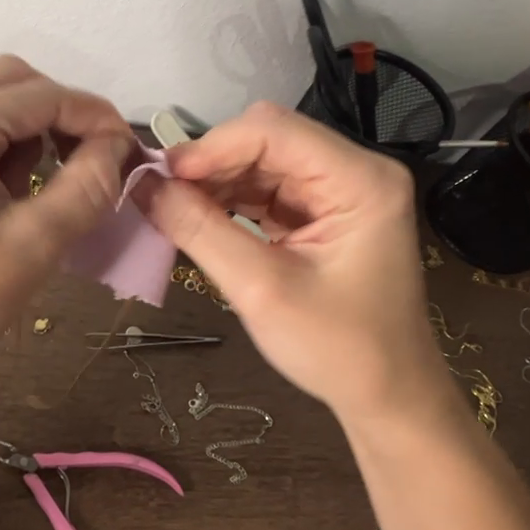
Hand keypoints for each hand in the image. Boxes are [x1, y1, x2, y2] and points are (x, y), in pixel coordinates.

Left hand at [0, 56, 135, 421]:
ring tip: (56, 186)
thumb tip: (120, 147)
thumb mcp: (32, 245)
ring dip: (32, 131)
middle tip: (98, 160)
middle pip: (8, 82)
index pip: (36, 95)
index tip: (130, 150)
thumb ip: (87, 185)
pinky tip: (18, 194)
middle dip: (61, 113)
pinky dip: (3, 150)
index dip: (92, 116)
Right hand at [131, 101, 448, 422]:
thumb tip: (142, 184)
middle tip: (160, 196)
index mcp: (360, 180)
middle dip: (210, 164)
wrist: (387, 397)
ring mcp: (339, 190)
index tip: (162, 176)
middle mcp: (354, 171)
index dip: (212, 146)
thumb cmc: (338, 349)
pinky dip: (228, 200)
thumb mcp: (261, 289)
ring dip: (213, 182)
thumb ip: (199, 230)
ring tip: (172, 210)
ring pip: (259, 161)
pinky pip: (264, 187)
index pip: (273, 131)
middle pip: (265, 139)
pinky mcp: (322, 211)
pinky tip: (198, 218)